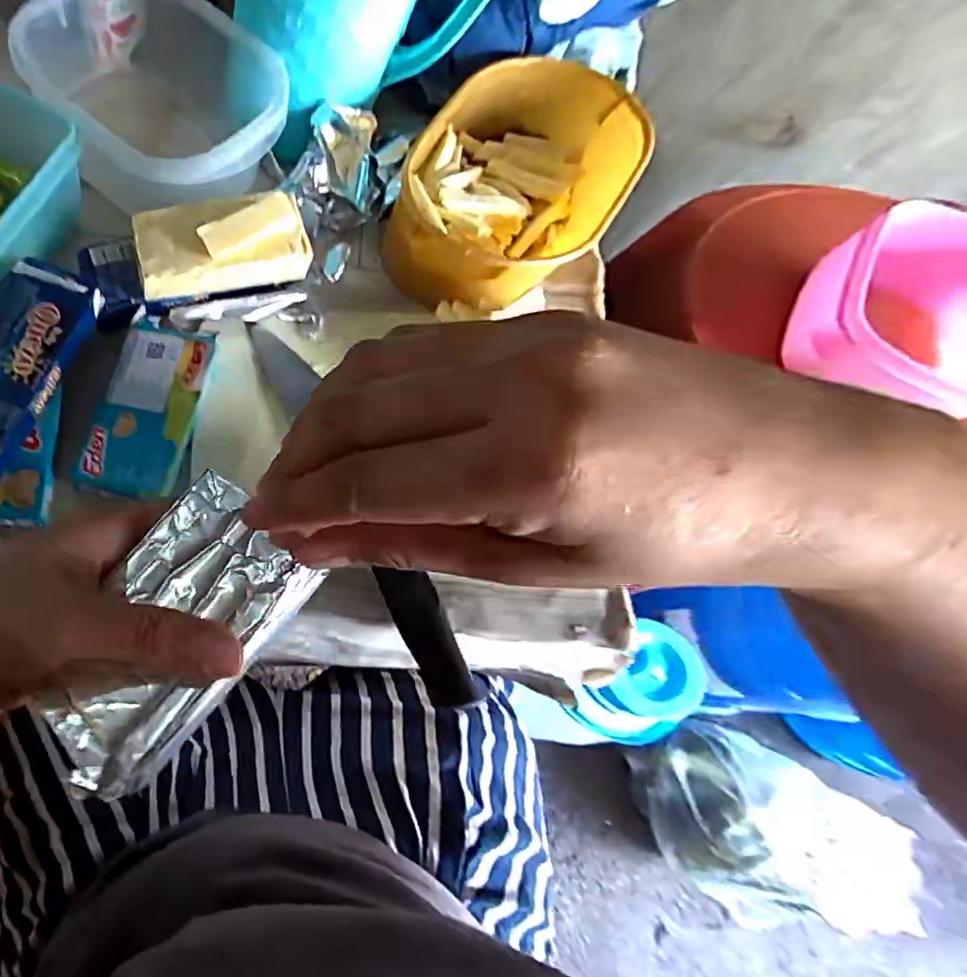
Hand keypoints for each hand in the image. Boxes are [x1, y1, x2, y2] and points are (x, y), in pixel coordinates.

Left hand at [0, 504, 245, 717]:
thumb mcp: (83, 627)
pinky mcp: (59, 640)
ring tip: (221, 642)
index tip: (250, 548)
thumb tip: (237, 651)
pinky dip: (140, 651)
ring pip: (133, 606)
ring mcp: (66, 603)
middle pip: (147, 564)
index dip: (198, 526)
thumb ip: (155, 637)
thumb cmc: (6, 630)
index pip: (151, 516)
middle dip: (191, 585)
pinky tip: (171, 670)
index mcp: (80, 538)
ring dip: (167, 624)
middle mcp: (76, 563)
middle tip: (247, 607)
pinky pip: (113, 639)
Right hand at [244, 313, 966, 592]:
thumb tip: (310, 544)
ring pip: (368, 370)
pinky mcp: (524, 322)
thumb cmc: (670, 542)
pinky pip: (406, 348)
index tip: (256, 523)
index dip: (299, 503)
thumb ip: (406, 545)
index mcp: (529, 462)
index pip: (369, 478)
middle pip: (354, 412)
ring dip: (316, 420)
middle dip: (293, 461)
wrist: (808, 461)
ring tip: (302, 465)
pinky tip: (351, 423)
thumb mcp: (529, 568)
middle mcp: (516, 382)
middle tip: (271, 500)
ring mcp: (520, 339)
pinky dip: (358, 389)